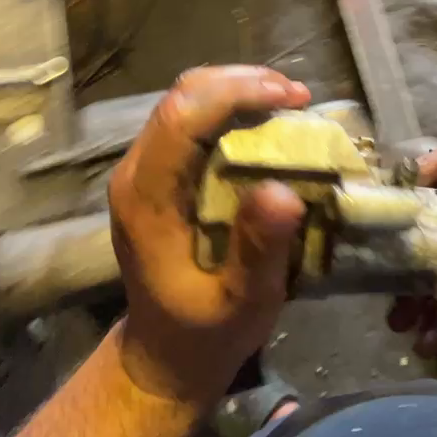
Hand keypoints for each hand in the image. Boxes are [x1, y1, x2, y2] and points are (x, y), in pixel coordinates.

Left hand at [106, 65, 311, 406]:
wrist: (166, 354)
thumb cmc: (203, 333)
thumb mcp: (241, 305)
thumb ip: (258, 251)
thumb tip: (282, 191)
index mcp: (147, 198)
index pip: (180, 118)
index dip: (235, 93)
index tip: (289, 97)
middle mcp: (138, 170)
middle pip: (183, 95)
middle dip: (243, 82)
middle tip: (298, 96)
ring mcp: (146, 166)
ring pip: (187, 97)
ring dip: (240, 87)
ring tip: (290, 100)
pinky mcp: (162, 167)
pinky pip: (194, 115)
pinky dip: (233, 103)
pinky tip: (268, 116)